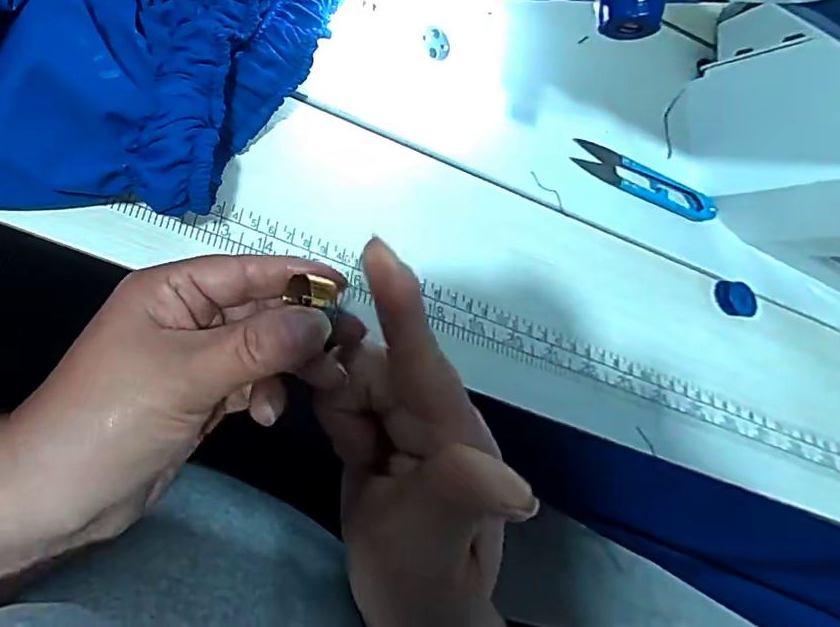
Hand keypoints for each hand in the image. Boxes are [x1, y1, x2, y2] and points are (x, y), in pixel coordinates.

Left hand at [12, 255, 347, 543]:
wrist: (60, 487)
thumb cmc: (114, 413)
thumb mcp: (186, 373)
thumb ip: (255, 345)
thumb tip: (316, 318)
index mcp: (166, 290)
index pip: (239, 271)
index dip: (290, 274)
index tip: (342, 284)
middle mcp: (178, 316)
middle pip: (251, 310)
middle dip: (296, 328)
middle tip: (348, 350)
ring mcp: (185, 358)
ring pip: (252, 349)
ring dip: (284, 365)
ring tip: (321, 386)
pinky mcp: (191, 396)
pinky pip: (241, 382)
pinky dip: (259, 393)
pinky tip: (263, 415)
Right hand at [316, 239, 537, 626]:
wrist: (412, 616)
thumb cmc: (425, 585)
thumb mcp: (433, 546)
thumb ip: (458, 499)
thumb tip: (505, 475)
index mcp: (456, 437)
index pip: (422, 361)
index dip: (400, 304)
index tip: (376, 250)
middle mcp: (435, 414)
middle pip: (369, 364)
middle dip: (342, 391)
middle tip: (351, 448)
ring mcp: (409, 418)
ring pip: (348, 376)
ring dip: (337, 410)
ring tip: (358, 463)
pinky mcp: (385, 423)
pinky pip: (342, 393)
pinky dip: (334, 415)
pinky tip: (353, 454)